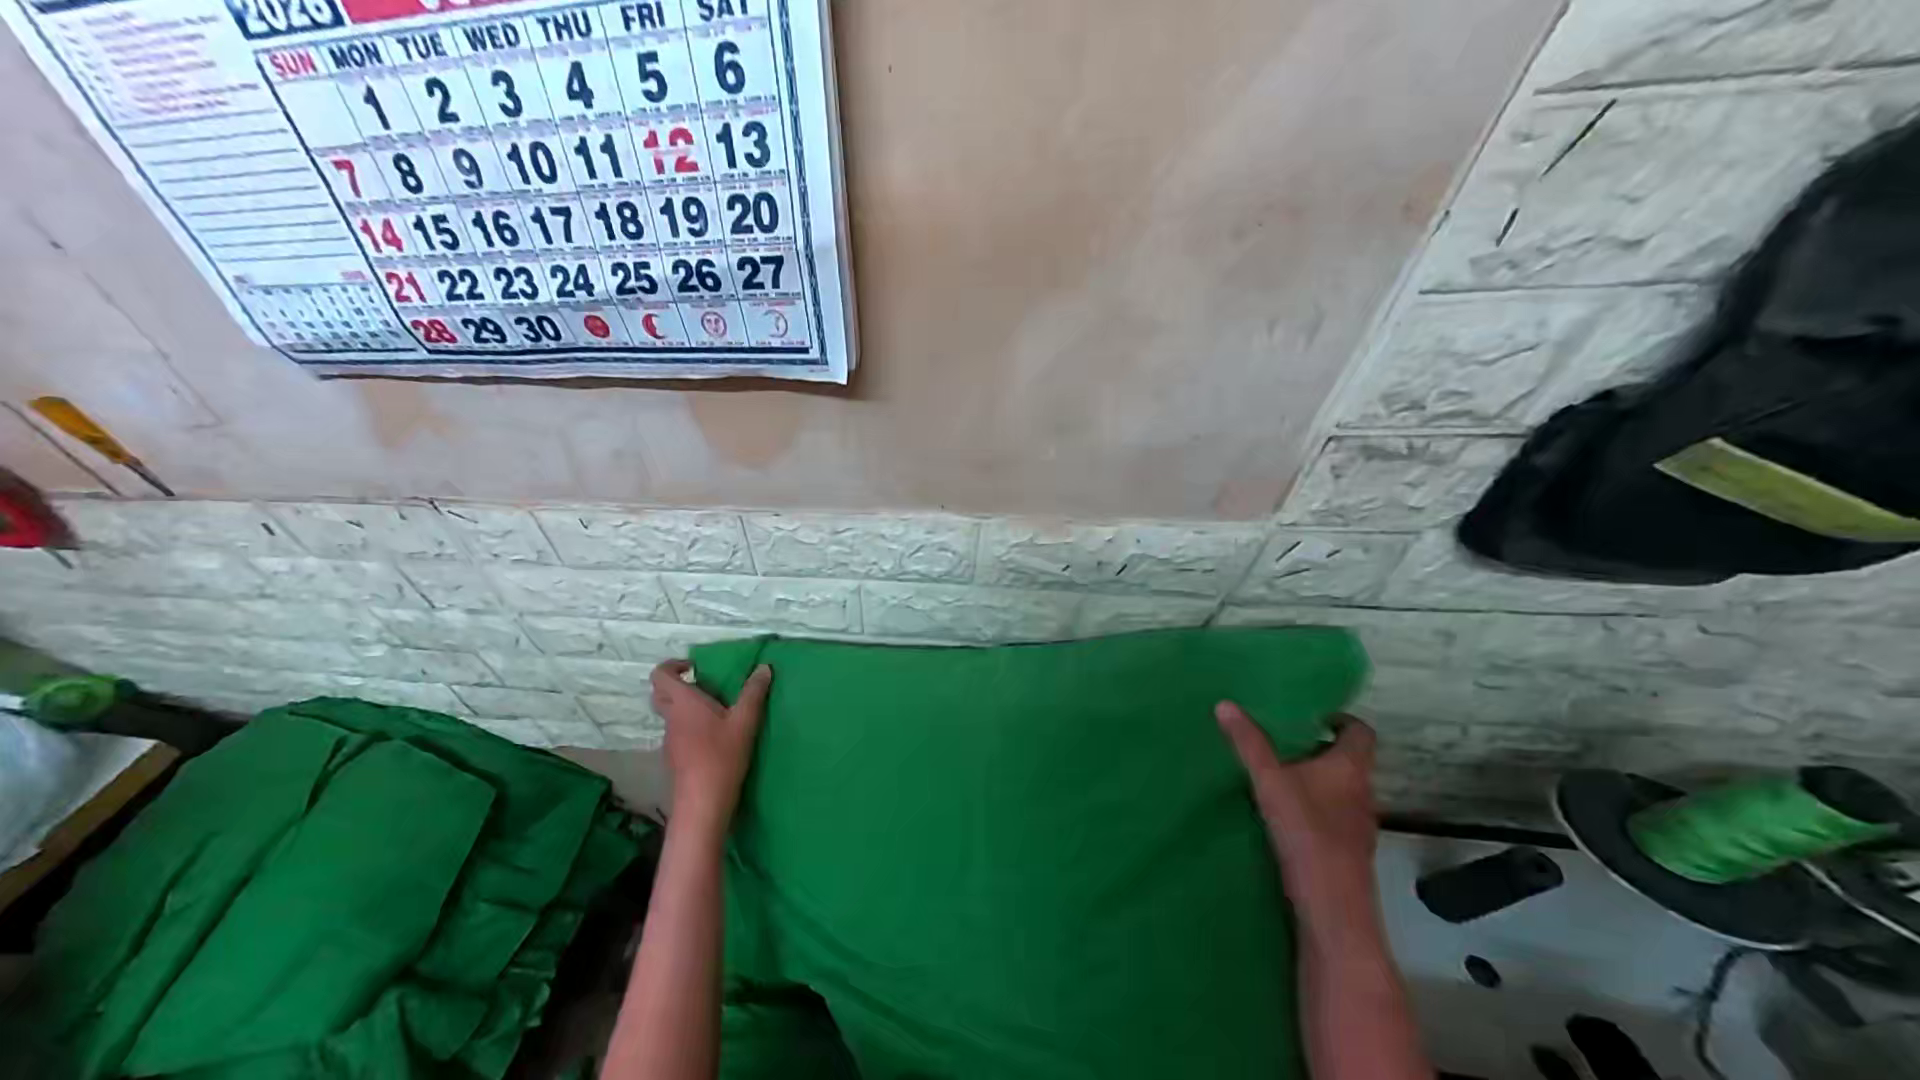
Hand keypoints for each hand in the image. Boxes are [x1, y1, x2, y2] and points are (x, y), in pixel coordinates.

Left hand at [651, 660, 771, 833]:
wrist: (702, 803)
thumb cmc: (721, 756)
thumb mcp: (745, 722)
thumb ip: (754, 693)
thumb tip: (763, 667)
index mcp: (683, 703)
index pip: (660, 675)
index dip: (673, 665)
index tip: (695, 668)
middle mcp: (671, 719)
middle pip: (661, 693)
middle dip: (678, 684)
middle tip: (704, 685)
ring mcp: (669, 740)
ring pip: (670, 715)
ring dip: (686, 707)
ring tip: (717, 712)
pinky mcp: (675, 757)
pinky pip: (678, 732)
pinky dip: (690, 727)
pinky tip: (714, 738)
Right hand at [1216, 704, 1378, 888]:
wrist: (1332, 909)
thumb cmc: (1307, 834)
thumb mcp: (1270, 782)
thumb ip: (1249, 744)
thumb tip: (1225, 704)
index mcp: (1352, 769)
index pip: (1360, 732)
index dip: (1341, 720)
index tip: (1313, 716)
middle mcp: (1364, 793)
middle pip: (1350, 762)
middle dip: (1321, 750)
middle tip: (1285, 742)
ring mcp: (1360, 825)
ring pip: (1342, 791)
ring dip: (1317, 781)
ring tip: (1280, 777)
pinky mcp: (1349, 852)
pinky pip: (1334, 817)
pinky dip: (1316, 809)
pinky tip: (1287, 818)